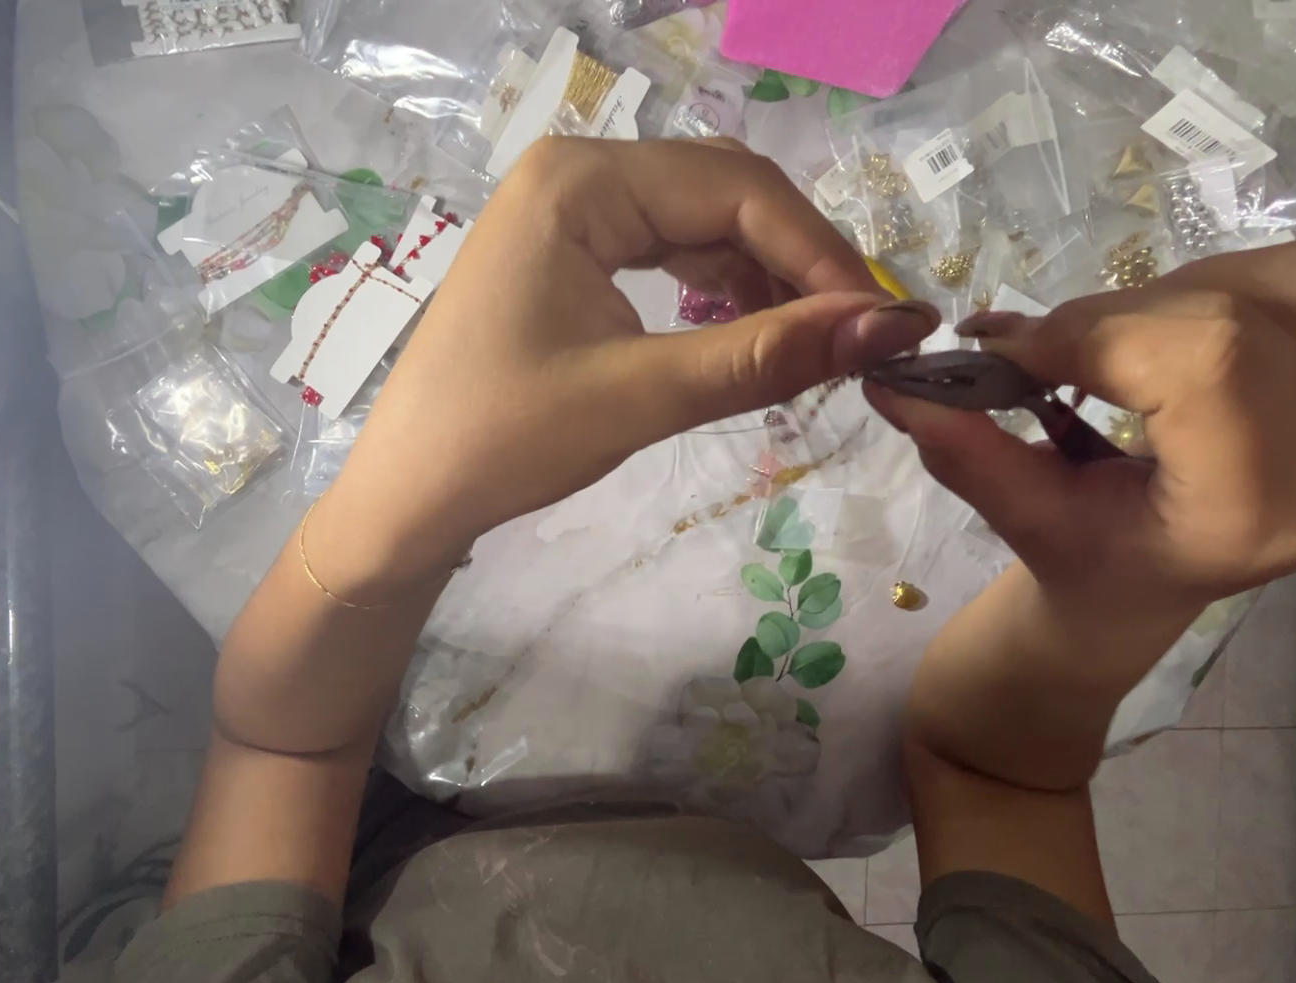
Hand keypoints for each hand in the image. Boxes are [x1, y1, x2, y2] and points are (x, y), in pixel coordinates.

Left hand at [308, 138, 938, 597]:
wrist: (409, 494)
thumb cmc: (504, 440)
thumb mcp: (639, 395)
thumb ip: (760, 356)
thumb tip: (885, 328)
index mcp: (580, 181)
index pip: (737, 189)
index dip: (821, 253)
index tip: (882, 321)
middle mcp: (573, 176)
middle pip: (720, 195)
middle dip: (795, 261)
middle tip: (855, 333)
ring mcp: (563, 217)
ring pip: (694, 226)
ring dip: (759, 277)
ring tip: (810, 341)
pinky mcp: (561, 261)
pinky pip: (660, 257)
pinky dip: (712, 292)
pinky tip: (746, 330)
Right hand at [865, 241, 1295, 621]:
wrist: (1152, 584)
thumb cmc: (1084, 563)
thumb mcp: (1016, 514)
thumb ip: (959, 446)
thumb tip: (886, 382)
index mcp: (1266, 509)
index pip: (1200, 361)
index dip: (1087, 334)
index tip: (1006, 351)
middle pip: (1229, 314)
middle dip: (1109, 320)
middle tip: (1043, 356)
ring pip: (1266, 280)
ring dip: (1161, 301)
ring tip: (1113, 358)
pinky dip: (1216, 290)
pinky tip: (1177, 344)